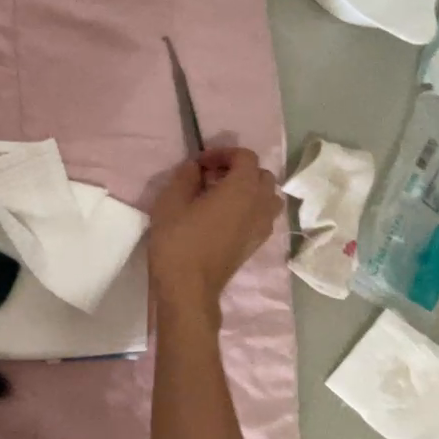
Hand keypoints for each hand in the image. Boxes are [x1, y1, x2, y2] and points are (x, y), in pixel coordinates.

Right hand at [148, 149, 280, 323]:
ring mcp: (263, 226)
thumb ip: (185, 177)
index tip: (199, 163)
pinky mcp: (257, 243)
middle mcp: (260, 204)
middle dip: (237, 169)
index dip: (223, 153)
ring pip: (267, 196)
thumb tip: (196, 168)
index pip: (246, 157)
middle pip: (262, 175)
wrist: (189, 286)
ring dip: (248, 188)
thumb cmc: (177, 240)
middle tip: (209, 176)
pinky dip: (249, 207)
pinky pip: (263, 214)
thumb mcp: (170, 201)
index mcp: (242, 189)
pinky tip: (224, 216)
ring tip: (220, 195)